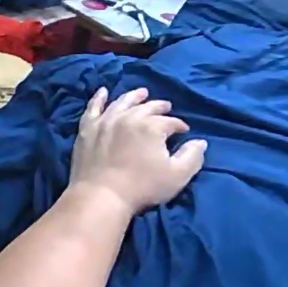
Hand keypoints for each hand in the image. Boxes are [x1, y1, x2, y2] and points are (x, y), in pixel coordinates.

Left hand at [67, 87, 206, 216]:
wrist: (101, 194)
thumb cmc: (142, 187)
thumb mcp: (177, 175)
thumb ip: (192, 156)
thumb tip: (200, 142)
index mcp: (152, 126)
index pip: (171, 122)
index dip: (179, 126)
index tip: (184, 131)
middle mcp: (128, 118)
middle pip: (147, 108)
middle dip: (159, 107)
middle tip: (166, 107)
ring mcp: (105, 121)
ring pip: (122, 103)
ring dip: (134, 97)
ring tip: (142, 93)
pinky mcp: (87, 128)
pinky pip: (93, 107)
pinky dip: (99, 98)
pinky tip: (103, 91)